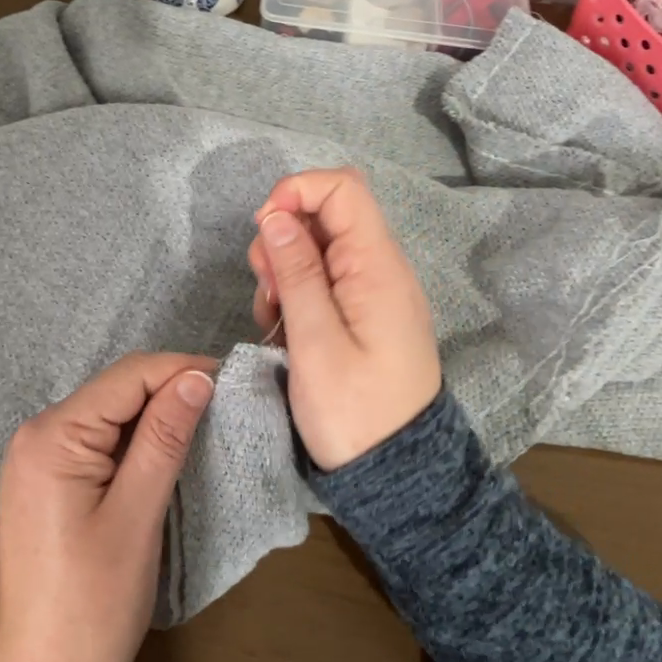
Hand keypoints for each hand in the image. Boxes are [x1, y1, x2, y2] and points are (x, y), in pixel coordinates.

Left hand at [0, 352, 216, 661]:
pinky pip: (95, 441)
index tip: (229, 379)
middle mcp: (36, 434)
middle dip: (167, 391)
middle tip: (222, 406)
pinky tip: (161, 452)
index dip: (179, 370)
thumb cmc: (93, 604)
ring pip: (107, 415)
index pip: (125, 377)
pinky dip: (132, 442)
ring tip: (201, 426)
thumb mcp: (136, 517)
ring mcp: (36, 459)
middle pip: (113, 392)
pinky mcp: (46, 482)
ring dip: (152, 416)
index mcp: (51, 435)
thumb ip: (164, 439)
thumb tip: (197, 377)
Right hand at [248, 167, 441, 471]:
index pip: (341, 187)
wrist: (398, 475)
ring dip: (284, 269)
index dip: (296, 191)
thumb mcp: (316, 343)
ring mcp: (371, 291)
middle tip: (268, 288)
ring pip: (317, 247)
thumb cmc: (355, 412)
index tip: (263, 229)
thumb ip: (296, 273)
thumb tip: (275, 216)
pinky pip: (323, 280)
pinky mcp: (361, 313)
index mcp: (377, 266)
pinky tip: (284, 329)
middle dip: (283, 236)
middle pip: (326, 213)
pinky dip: (295, 292)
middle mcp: (379, 268)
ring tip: (275, 317)